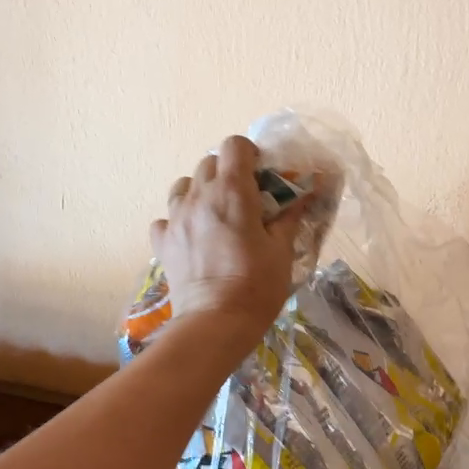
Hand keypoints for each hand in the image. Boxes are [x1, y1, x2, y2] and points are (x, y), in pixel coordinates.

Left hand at [150, 135, 307, 338]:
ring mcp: (175, 218)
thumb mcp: (282, 250)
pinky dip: (179, 221)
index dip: (249, 153)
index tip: (261, 173)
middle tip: (245, 198)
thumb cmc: (257, 285)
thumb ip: (290, 216)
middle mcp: (199, 196)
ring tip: (216, 215)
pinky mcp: (162, 242)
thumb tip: (306, 194)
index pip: (234, 145)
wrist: (215, 322)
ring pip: (184, 185)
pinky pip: (166, 218)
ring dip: (201, 191)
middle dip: (228, 172)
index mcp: (231, 191)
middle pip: (209, 162)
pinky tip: (193, 237)